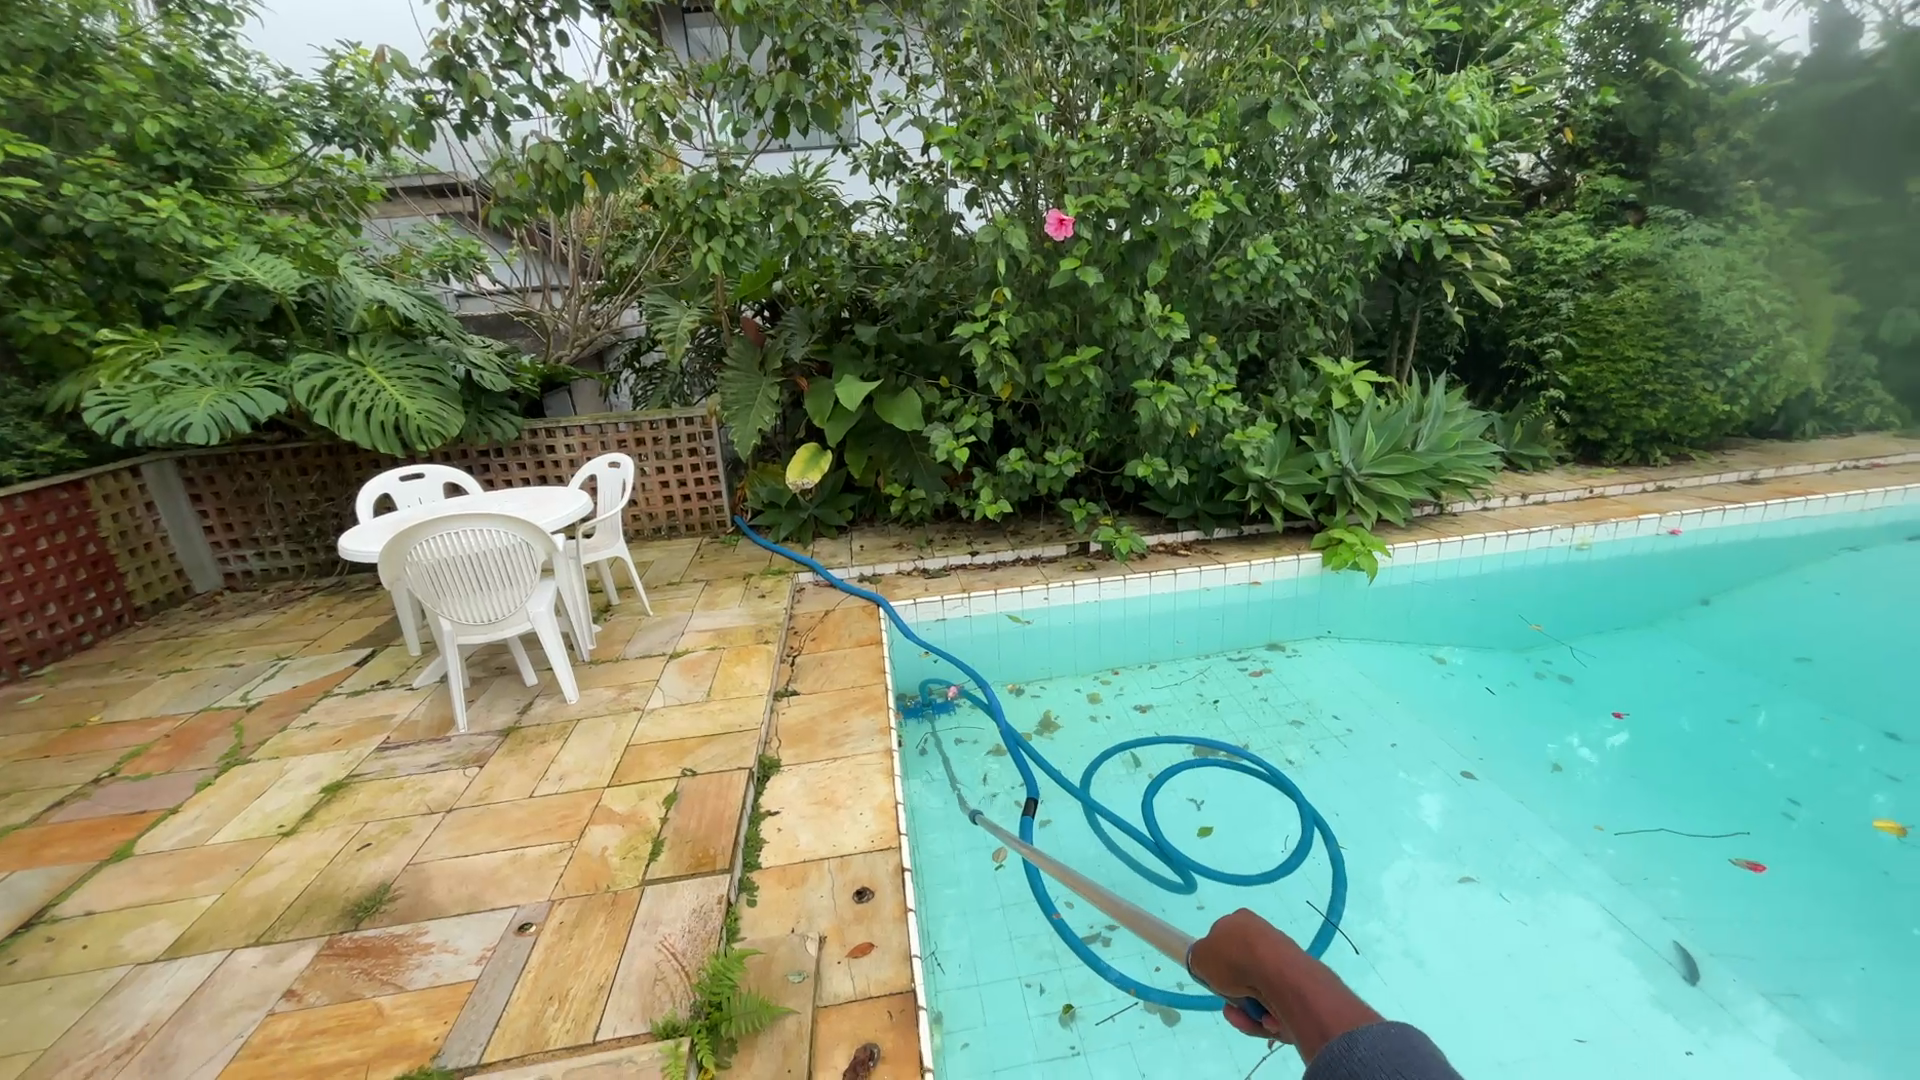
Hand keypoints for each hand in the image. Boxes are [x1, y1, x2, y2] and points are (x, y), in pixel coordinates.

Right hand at [1188, 909, 1300, 1041]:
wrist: (1277, 975)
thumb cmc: (1233, 959)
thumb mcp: (1199, 957)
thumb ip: (1200, 960)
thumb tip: (1207, 964)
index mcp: (1239, 920)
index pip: (1225, 941)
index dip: (1218, 962)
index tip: (1215, 979)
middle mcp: (1262, 935)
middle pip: (1243, 970)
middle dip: (1234, 993)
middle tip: (1230, 1006)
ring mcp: (1283, 958)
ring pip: (1259, 991)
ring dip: (1249, 1009)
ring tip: (1245, 1018)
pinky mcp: (1299, 982)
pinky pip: (1277, 1003)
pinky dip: (1268, 1015)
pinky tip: (1265, 1020)